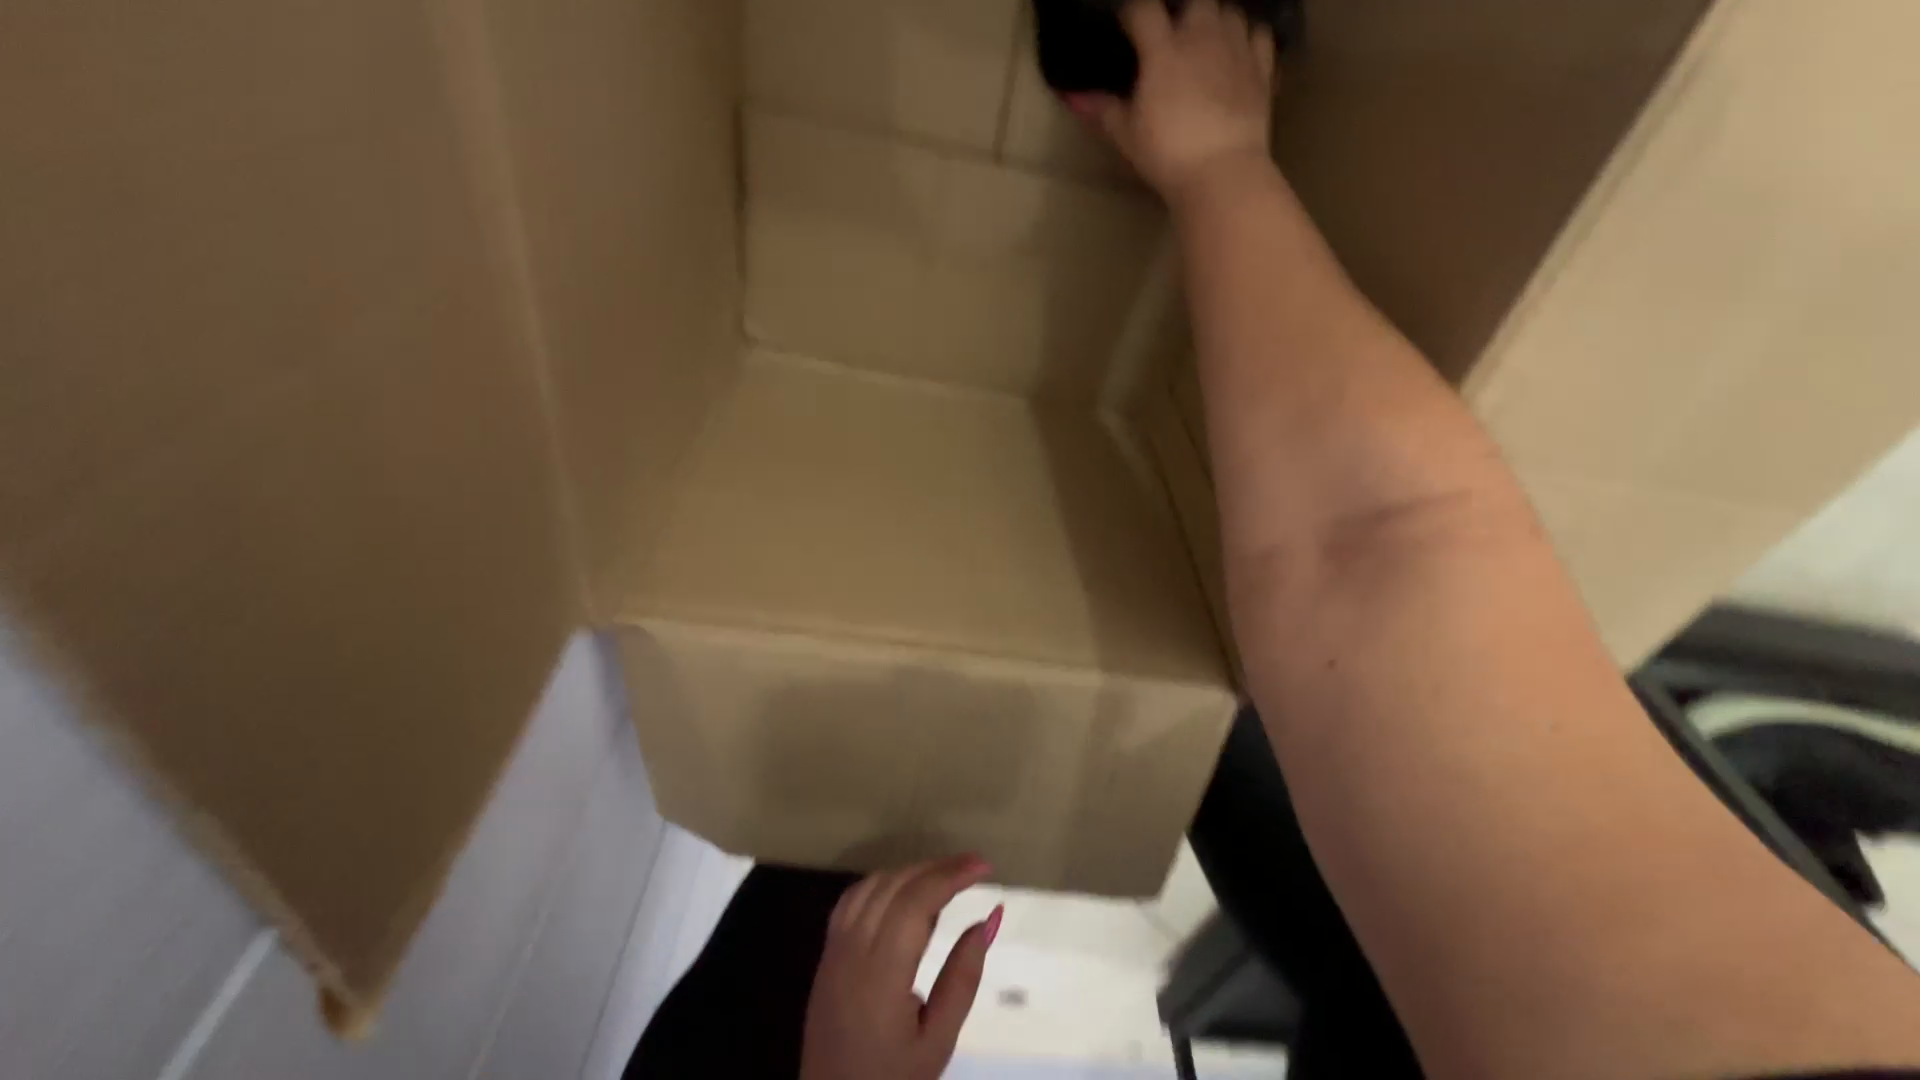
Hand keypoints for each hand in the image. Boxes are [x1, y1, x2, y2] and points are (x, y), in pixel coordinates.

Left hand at [799, 855, 1003, 1079]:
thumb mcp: (939, 1040)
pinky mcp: (825, 957)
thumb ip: (962, 978)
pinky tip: (903, 889)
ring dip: (908, 871)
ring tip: (945, 875)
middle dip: (935, 867)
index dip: (950, 875)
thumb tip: (987, 919)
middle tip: (973, 865)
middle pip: (893, 886)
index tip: (984, 866)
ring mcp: (833, 952)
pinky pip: (850, 901)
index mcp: (881, 974)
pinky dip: (881, 883)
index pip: (915, 902)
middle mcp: (852, 952)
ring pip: (869, 887)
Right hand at [1069, 0, 1277, 205]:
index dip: (1131, 14)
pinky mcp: (1262, 69)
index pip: (1142, 10)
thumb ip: (1103, 110)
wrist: (1222, 172)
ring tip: (1205, 36)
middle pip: (1194, 0)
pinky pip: (1260, 35)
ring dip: (1215, 18)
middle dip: (1180, 9)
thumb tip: (1073, 97)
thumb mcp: (1127, 135)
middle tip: (1170, 30)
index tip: (1125, 25)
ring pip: (1229, 11)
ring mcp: (1236, 49)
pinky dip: (1249, 36)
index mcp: (1163, 49)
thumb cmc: (1166, 154)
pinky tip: (1240, 48)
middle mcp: (1202, 37)